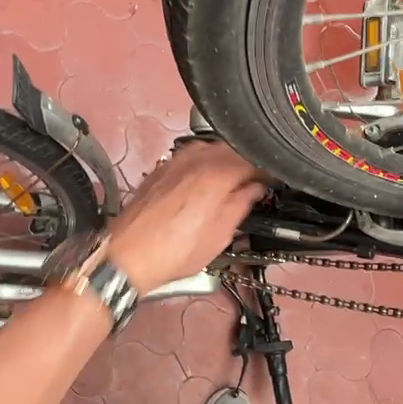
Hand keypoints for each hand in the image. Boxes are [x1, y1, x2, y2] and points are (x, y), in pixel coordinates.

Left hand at [108, 142, 266, 291]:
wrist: (128, 254)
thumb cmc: (175, 251)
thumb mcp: (220, 234)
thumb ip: (242, 204)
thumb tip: (255, 188)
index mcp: (216, 174)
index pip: (253, 160)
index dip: (268, 170)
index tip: (274, 180)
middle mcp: (196, 159)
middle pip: (232, 149)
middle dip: (247, 162)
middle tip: (256, 181)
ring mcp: (175, 161)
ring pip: (211, 148)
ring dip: (226, 160)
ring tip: (233, 180)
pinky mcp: (161, 169)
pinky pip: (191, 156)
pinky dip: (205, 162)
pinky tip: (206, 180)